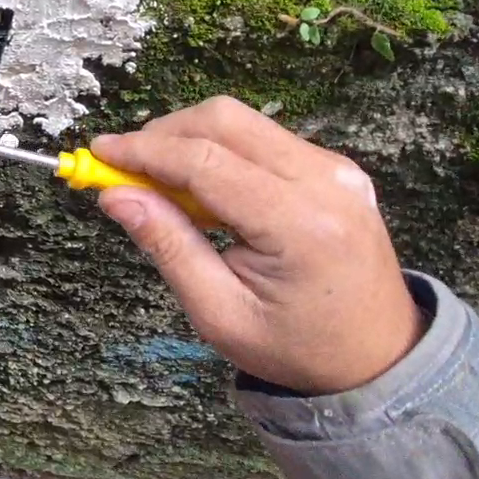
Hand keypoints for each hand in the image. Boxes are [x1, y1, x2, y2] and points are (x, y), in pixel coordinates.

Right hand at [90, 96, 423, 394]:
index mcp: (301, 225)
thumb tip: (115, 195)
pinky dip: (215, 148)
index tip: (97, 153)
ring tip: (161, 183)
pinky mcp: (332, 166)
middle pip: (224, 120)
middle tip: (125, 169)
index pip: (206, 161)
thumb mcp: (218, 313)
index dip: (143, 151)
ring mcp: (335, 168)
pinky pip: (258, 135)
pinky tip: (201, 189)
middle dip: (162, 134)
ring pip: (240, 120)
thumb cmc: (295, 347)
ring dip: (186, 138)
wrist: (381, 359)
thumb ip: (167, 246)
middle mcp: (326, 181)